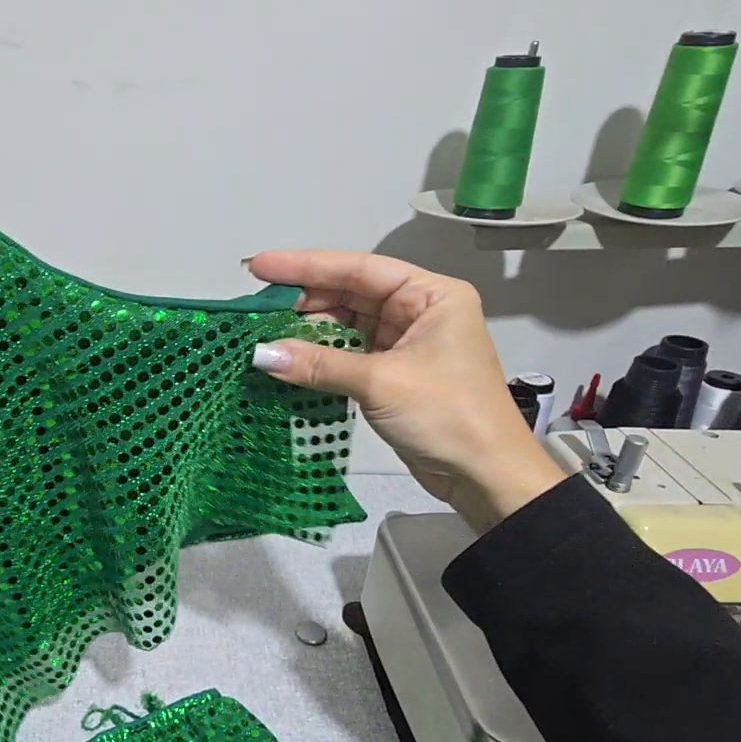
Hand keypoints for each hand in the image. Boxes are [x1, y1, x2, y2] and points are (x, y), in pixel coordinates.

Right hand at [247, 250, 563, 530]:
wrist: (485, 475)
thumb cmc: (447, 415)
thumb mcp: (380, 383)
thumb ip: (319, 364)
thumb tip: (260, 353)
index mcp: (431, 296)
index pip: (359, 269)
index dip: (306, 266)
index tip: (261, 266)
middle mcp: (418, 311)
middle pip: (350, 293)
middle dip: (303, 299)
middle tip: (255, 304)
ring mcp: (405, 343)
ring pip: (346, 325)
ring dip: (307, 330)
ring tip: (262, 330)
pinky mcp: (393, 374)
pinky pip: (347, 354)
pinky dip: (319, 357)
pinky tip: (288, 357)